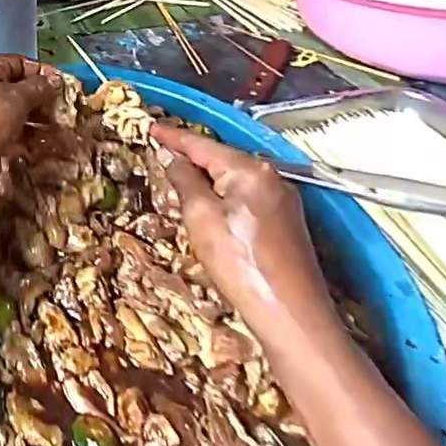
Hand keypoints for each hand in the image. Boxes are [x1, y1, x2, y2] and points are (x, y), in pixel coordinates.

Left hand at [0, 55, 58, 196]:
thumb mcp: (17, 98)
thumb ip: (39, 87)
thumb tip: (55, 80)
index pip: (19, 62)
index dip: (42, 72)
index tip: (64, 84)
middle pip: (20, 86)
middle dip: (42, 97)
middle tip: (64, 108)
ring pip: (18, 109)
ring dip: (39, 118)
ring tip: (60, 126)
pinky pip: (14, 129)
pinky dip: (29, 134)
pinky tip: (46, 142)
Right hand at [148, 124, 338, 335]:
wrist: (293, 318)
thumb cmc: (240, 263)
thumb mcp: (200, 217)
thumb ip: (184, 180)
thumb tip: (172, 157)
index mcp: (249, 169)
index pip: (202, 144)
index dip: (173, 136)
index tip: (152, 127)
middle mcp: (271, 177)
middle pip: (221, 158)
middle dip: (191, 157)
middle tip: (161, 155)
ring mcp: (282, 200)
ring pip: (234, 179)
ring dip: (207, 179)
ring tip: (180, 181)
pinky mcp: (286, 223)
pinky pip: (247, 197)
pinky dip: (224, 196)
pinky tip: (211, 208)